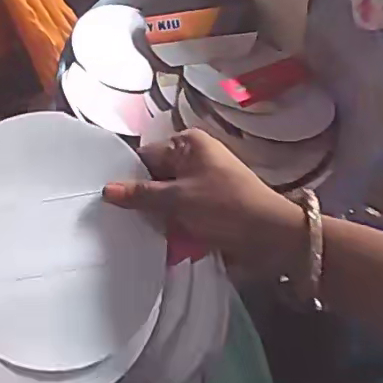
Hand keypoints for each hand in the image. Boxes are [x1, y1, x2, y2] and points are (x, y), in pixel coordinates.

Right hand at [103, 129, 305, 280]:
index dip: (128, 178)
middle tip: (120, 216)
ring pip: (164, 195)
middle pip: (153, 176)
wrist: (276, 239)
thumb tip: (106, 190)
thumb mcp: (178, 200)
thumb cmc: (226, 208)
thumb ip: (140, 194)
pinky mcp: (208, 202)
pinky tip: (158, 235)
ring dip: (155, 213)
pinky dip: (170, 221)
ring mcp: (202, 180)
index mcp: (187, 143)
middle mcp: (194, 156)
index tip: (111, 199)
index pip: (144, 157)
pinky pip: (178, 208)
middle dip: (141, 198)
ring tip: (137, 228)